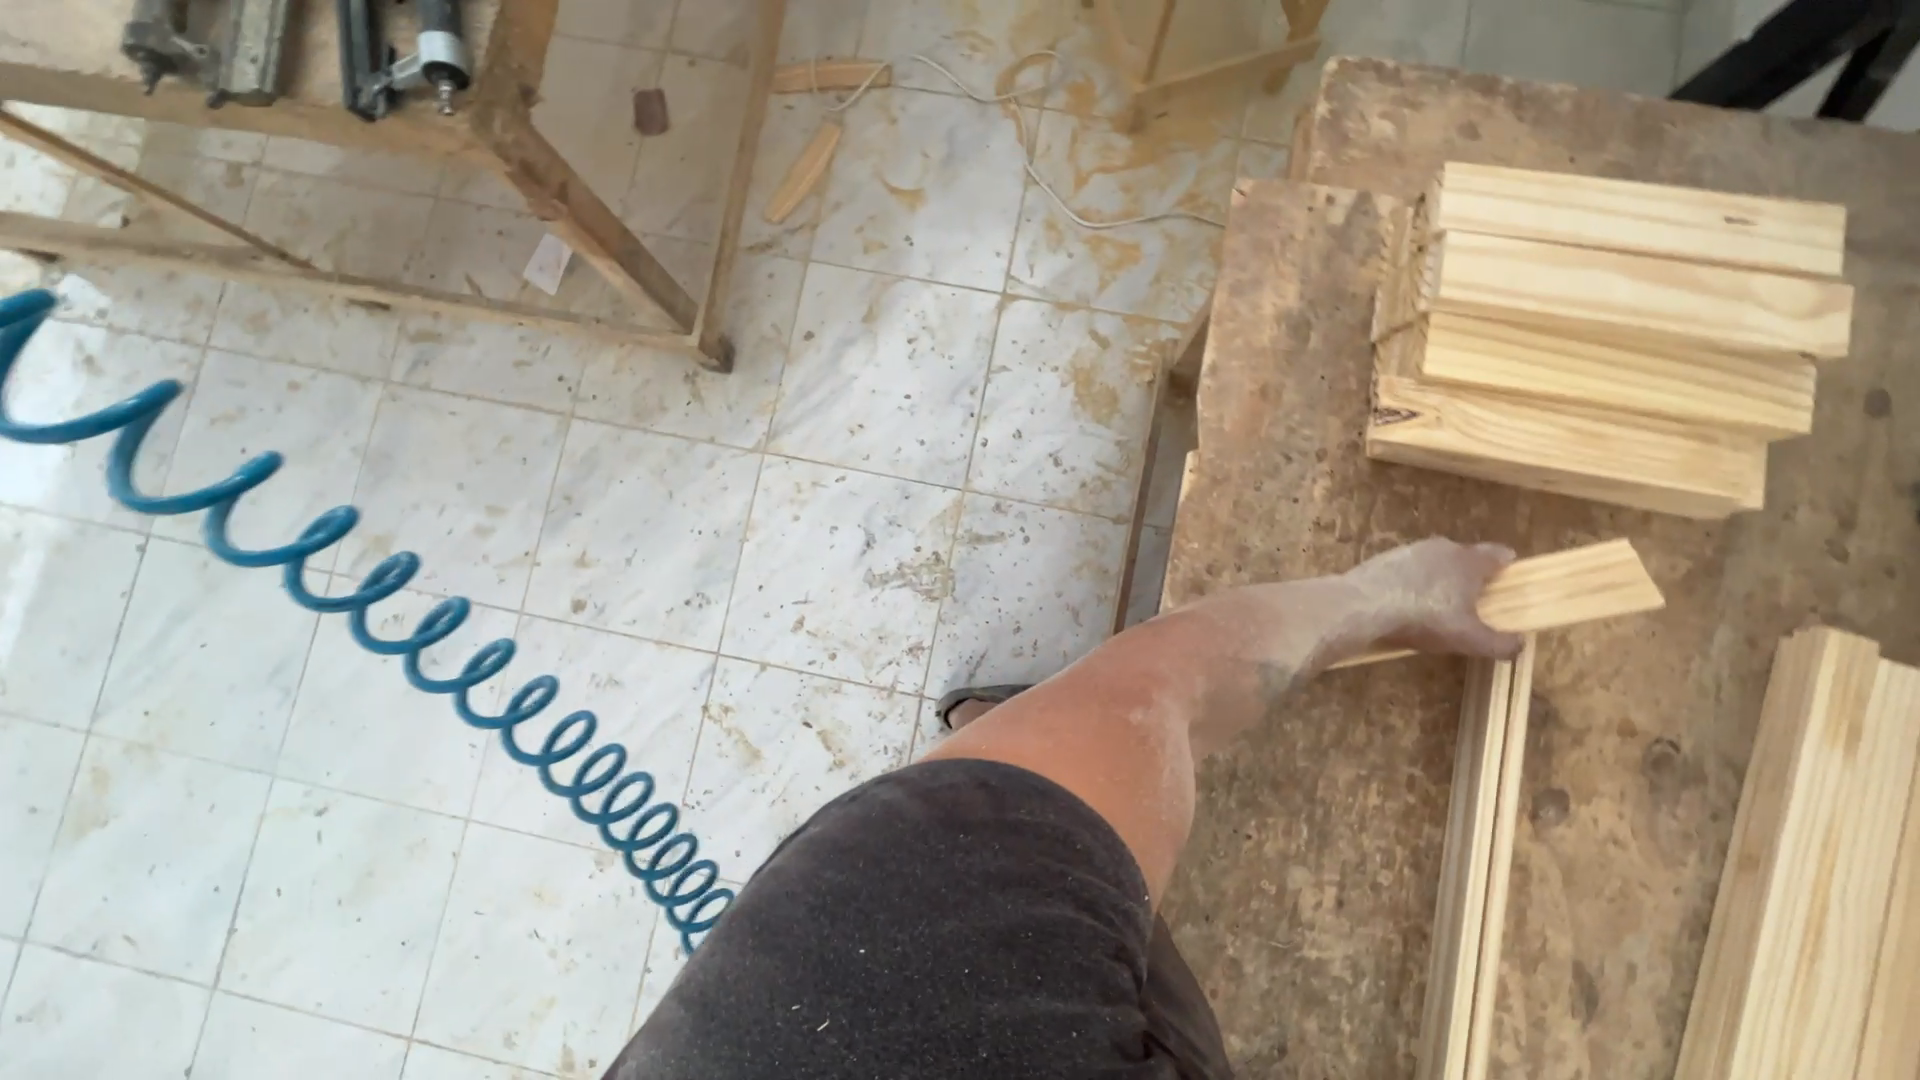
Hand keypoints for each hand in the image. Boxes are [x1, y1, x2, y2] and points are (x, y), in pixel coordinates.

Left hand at [1347, 538, 1523, 658]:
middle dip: (1469, 573)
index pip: (1496, 554)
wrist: (1362, 604)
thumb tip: (1520, 646)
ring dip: (1436, 576)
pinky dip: (1409, 582)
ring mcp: (1408, 551)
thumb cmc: (1424, 617)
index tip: (1509, 574)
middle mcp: (1440, 548)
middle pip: (1463, 556)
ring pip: (1432, 561)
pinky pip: (1405, 570)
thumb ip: (1499, 643)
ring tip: (1436, 601)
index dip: (1505, 565)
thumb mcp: (1469, 638)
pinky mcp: (1381, 560)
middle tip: (1473, 595)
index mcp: (1468, 561)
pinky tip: (1403, 602)